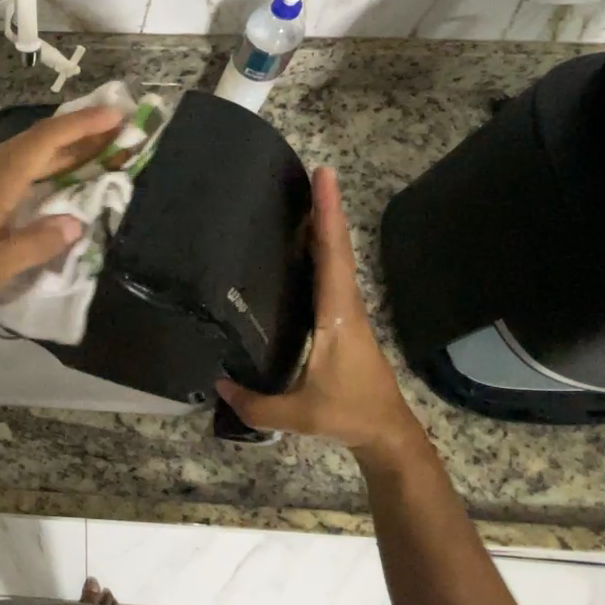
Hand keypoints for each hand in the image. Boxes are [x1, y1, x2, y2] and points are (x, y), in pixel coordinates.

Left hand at [0, 107, 124, 312]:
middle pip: (40, 140)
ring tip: (98, 148)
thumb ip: (36, 245)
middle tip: (121, 129)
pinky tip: (53, 175)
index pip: (47, 141)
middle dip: (81, 131)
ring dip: (63, 147)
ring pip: (26, 151)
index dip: (84, 125)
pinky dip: (43, 161)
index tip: (117, 113)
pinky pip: (14, 163)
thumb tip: (77, 223)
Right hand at [215, 168, 427, 460]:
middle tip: (317, 173)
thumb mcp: (298, 414)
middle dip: (328, 209)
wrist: (387, 431)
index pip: (332, 256)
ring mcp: (347, 311)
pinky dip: (322, 250)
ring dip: (326, 227)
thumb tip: (217, 383)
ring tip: (307, 198)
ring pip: (337, 259)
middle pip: (337, 248)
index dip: (328, 216)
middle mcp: (345, 305)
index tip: (325, 178)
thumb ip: (254, 403)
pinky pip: (332, 274)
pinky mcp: (343, 320)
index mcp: (336, 316)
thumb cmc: (347, 414)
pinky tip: (304, 245)